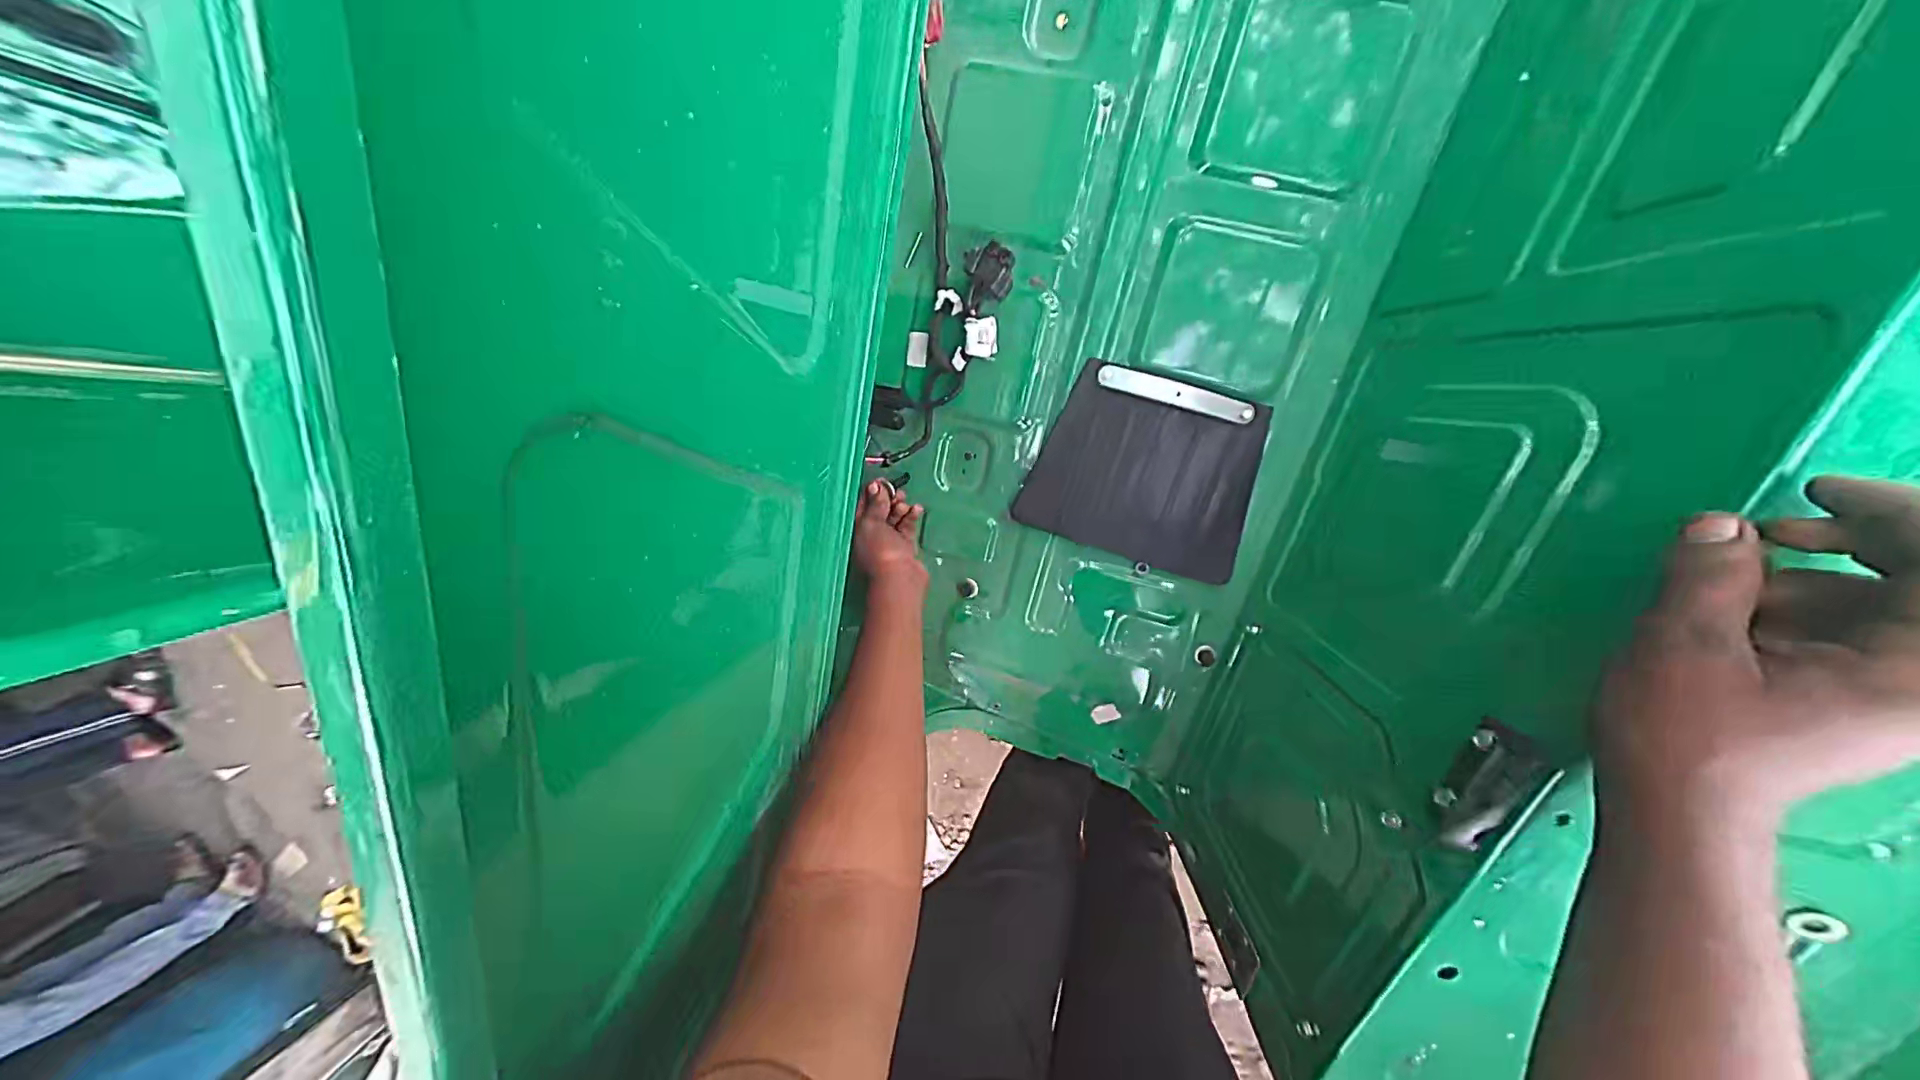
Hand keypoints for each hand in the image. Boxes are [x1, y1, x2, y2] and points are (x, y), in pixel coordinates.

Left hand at [852, 479, 925, 591]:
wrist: (899, 578)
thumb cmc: (880, 550)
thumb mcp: (872, 523)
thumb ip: (876, 504)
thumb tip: (877, 488)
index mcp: (859, 528)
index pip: (863, 505)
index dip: (871, 492)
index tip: (881, 480)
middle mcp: (872, 534)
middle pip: (880, 510)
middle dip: (888, 498)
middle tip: (896, 491)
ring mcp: (889, 540)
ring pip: (895, 517)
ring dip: (901, 507)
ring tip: (905, 502)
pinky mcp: (905, 546)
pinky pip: (908, 526)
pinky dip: (912, 517)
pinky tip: (916, 509)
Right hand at [1595, 476, 1919, 828]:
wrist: (1674, 807)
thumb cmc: (1682, 733)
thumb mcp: (1681, 645)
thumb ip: (1707, 577)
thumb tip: (1721, 525)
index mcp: (1915, 671)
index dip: (1890, 514)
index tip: (1813, 491)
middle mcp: (1919, 681)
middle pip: (1911, 585)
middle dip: (1840, 545)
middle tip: (1760, 532)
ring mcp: (1887, 693)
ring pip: (1864, 605)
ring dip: (1792, 581)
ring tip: (1713, 586)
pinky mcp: (1847, 699)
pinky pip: (1836, 633)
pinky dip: (1783, 611)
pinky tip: (1723, 616)